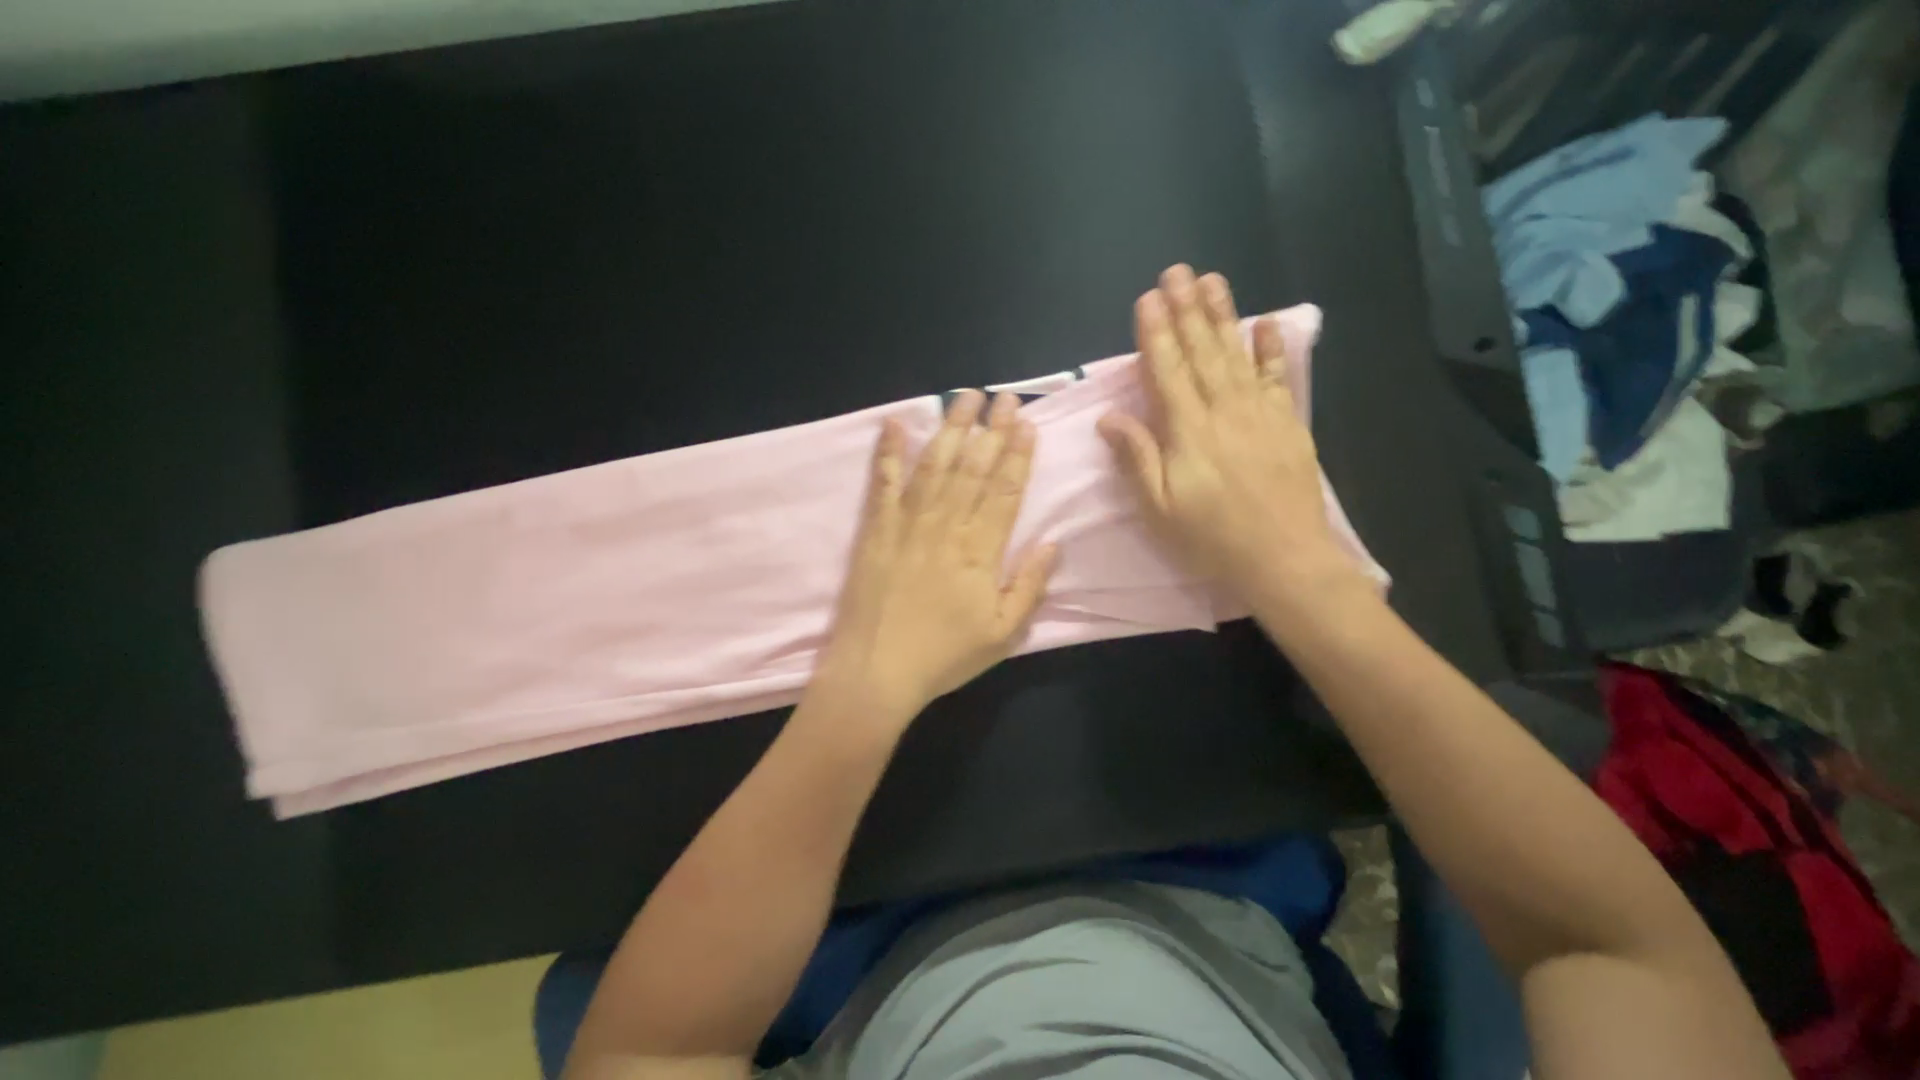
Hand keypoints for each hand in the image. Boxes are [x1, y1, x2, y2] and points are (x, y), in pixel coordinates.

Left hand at [811, 390, 1056, 728]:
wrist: (876, 671)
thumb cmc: (943, 656)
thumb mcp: (1003, 634)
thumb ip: (1030, 586)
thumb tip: (1053, 543)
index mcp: (980, 550)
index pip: (1005, 490)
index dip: (1017, 454)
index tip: (1026, 423)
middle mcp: (946, 526)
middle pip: (973, 467)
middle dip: (991, 429)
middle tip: (1003, 397)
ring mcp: (907, 524)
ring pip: (934, 465)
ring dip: (951, 428)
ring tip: (964, 396)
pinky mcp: (876, 530)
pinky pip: (883, 482)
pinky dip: (889, 451)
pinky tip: (896, 423)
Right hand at [1097, 264, 1363, 604]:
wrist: (1284, 559)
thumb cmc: (1212, 539)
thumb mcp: (1159, 509)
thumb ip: (1137, 458)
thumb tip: (1109, 417)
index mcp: (1188, 432)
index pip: (1167, 371)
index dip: (1155, 333)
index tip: (1148, 297)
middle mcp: (1224, 411)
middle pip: (1202, 352)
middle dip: (1187, 310)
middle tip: (1178, 271)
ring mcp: (1260, 414)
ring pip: (1236, 355)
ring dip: (1222, 316)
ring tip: (1212, 280)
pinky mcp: (1287, 424)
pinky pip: (1277, 378)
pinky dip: (1271, 350)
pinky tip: (1265, 323)